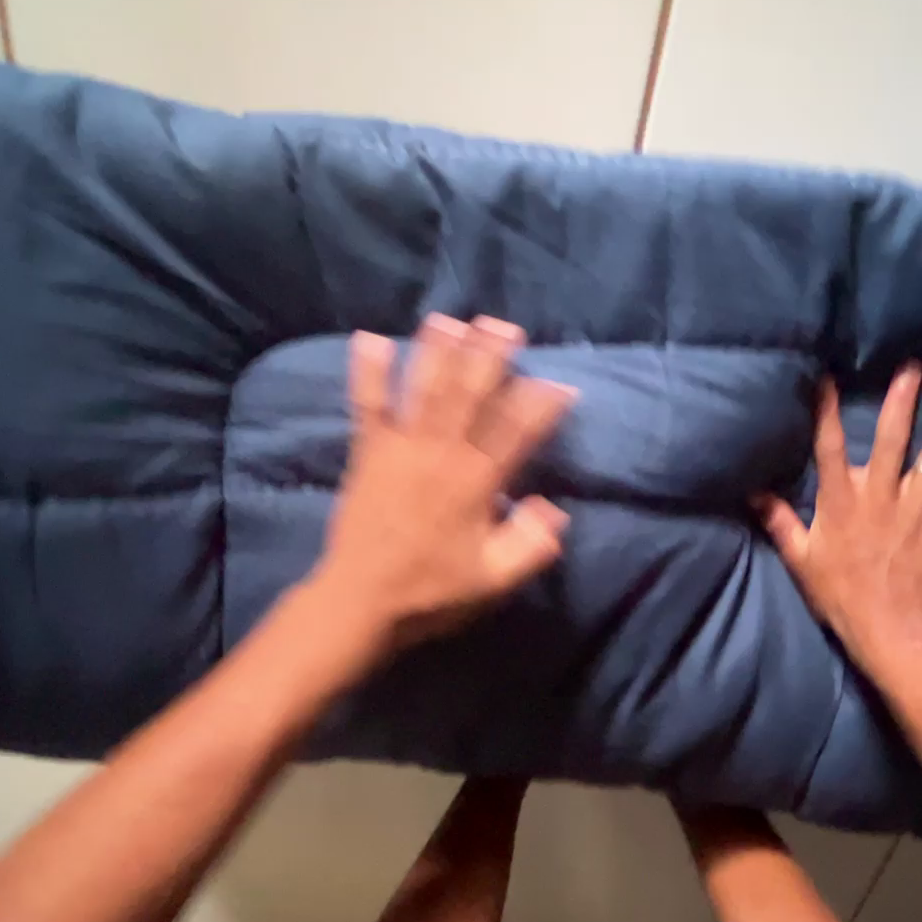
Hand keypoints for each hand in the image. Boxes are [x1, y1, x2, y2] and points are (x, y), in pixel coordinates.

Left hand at [308, 314, 575, 653]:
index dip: (541, 406)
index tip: (561, 386)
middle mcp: (440, 456)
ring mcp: (400, 450)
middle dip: (489, 357)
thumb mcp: (493, 581)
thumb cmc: (430, 592)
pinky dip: (368, 373)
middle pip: (469, 395)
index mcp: (475, 484)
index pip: (515, 433)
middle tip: (505, 326)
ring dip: (437, 352)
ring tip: (451, 320)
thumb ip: (530, 546)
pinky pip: (367, 407)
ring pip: (423, 390)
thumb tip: (554, 510)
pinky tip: (370, 338)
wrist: (360, 601)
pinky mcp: (368, 454)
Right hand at [754, 364, 921, 665]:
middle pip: (891, 440)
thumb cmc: (838, 593)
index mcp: (839, 500)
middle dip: (902, 402)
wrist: (887, 626)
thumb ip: (779, 521)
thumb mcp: (799, 558)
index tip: (826, 378)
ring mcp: (915, 507)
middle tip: (913, 366)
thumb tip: (752, 491)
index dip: (826, 412)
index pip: (830, 447)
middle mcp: (878, 494)